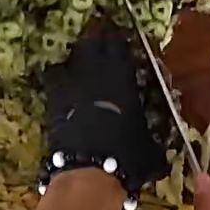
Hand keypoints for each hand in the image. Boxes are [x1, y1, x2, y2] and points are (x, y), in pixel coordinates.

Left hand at [39, 22, 167, 199]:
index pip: (118, 45)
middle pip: (90, 44)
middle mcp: (93, 74)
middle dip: (95, 39)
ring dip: (76, 59)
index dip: (117, 39)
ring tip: (82, 64)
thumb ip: (151, 134)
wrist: (90, 173)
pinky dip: (60, 81)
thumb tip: (158, 141)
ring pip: (69, 59)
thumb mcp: (151, 147)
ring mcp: (69, 87)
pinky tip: (65, 88)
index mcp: (121, 76)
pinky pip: (54, 81)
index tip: (119, 36)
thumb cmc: (128, 157)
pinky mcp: (52, 103)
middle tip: (100, 39)